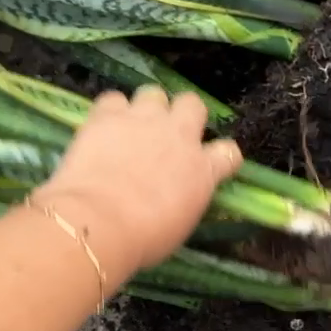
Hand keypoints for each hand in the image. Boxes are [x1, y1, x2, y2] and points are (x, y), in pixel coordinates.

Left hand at [31, 86, 240, 279]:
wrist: (101, 222)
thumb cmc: (145, 237)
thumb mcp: (182, 223)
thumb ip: (186, 197)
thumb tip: (177, 193)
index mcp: (204, 170)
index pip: (229, 152)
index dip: (221, 155)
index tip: (212, 163)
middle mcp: (180, 136)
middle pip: (193, 104)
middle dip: (184, 114)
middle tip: (169, 133)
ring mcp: (143, 121)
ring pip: (154, 93)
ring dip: (147, 108)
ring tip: (133, 127)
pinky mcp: (107, 116)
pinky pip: (114, 99)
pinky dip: (111, 111)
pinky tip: (104, 128)